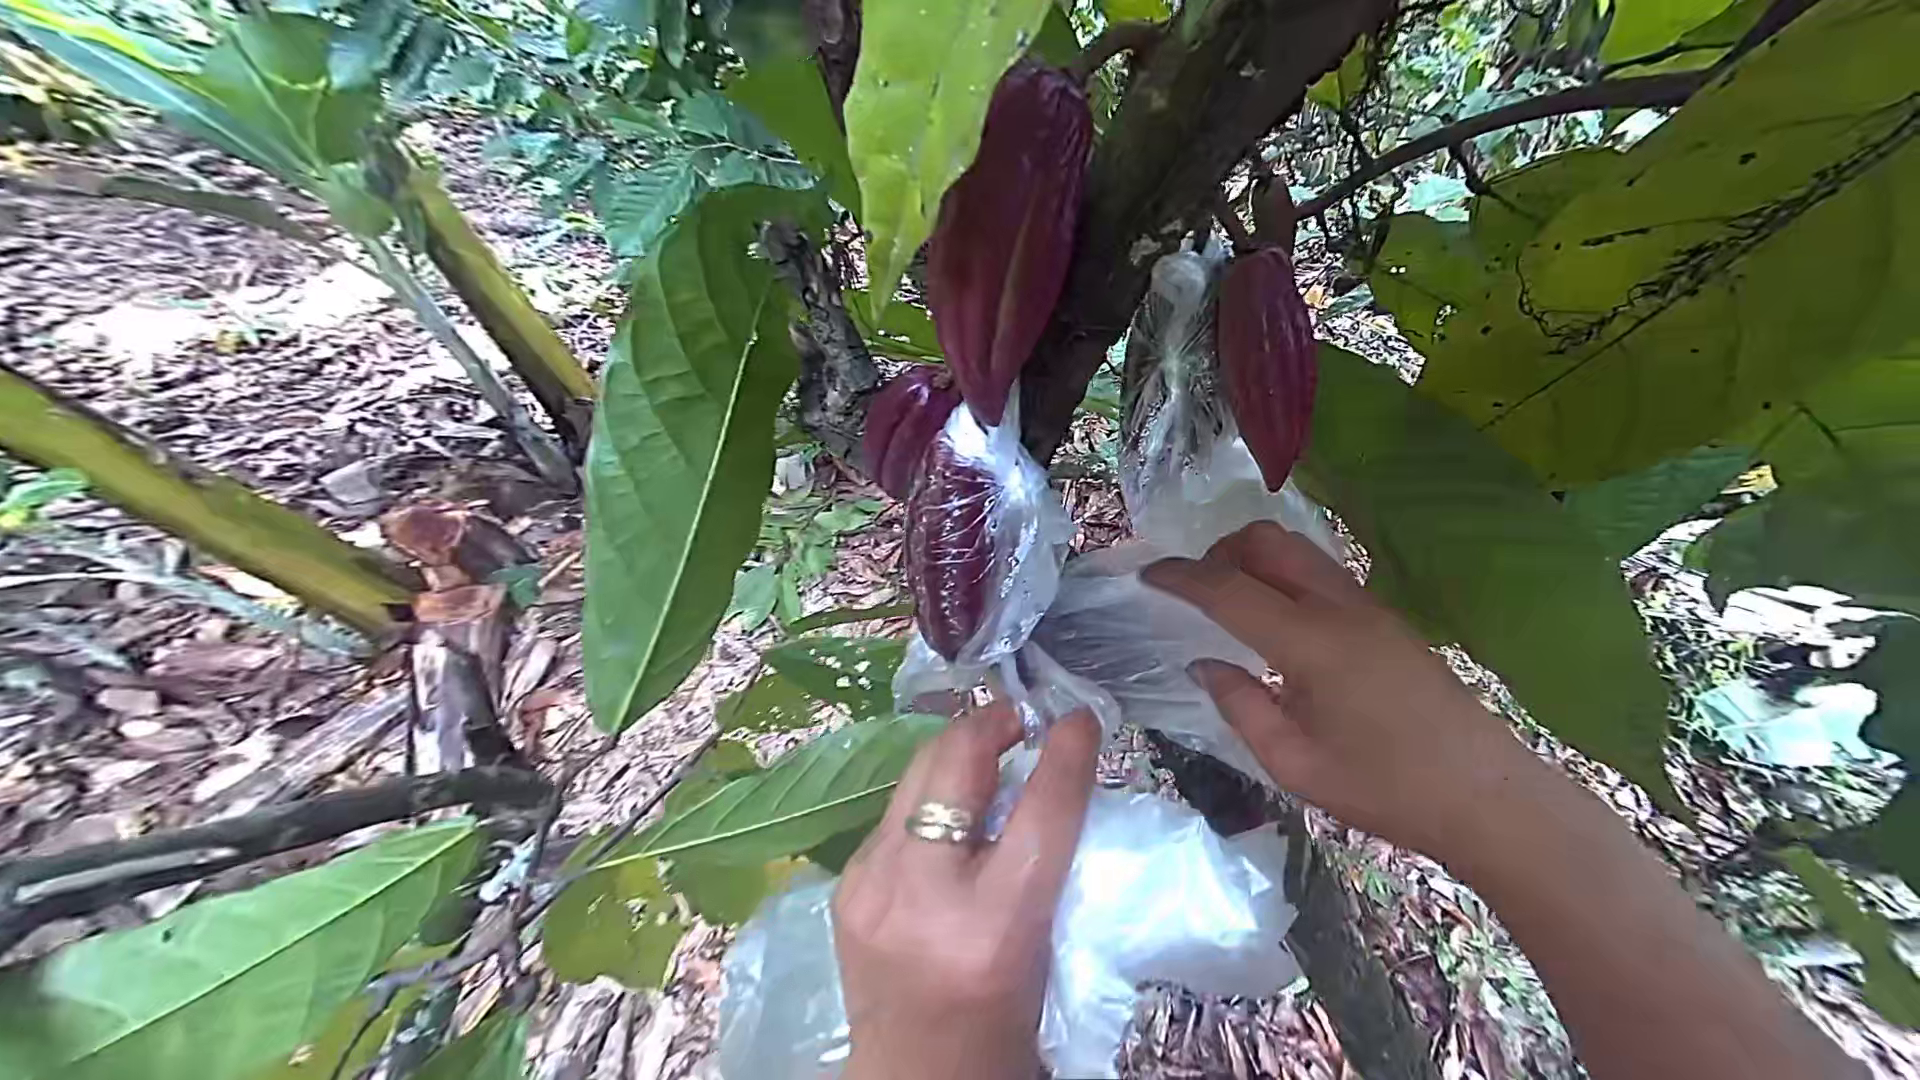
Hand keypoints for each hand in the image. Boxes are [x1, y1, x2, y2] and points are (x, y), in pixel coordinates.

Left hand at [833, 704, 1101, 1079]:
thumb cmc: (1002, 1018)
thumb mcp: (1044, 940)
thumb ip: (1045, 856)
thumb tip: (1048, 773)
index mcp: (994, 926)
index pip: (1041, 811)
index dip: (1065, 753)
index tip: (1077, 719)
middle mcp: (924, 894)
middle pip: (959, 762)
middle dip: (992, 723)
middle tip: (1019, 720)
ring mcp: (872, 881)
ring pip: (920, 768)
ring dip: (960, 749)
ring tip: (989, 748)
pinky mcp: (846, 880)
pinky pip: (897, 806)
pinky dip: (930, 791)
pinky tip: (948, 805)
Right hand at [1142, 521, 1549, 864]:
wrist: (1492, 800)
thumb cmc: (1385, 789)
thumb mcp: (1292, 762)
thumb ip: (1238, 704)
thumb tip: (1203, 663)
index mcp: (1310, 643)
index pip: (1228, 588)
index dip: (1180, 577)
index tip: (1148, 576)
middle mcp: (1339, 607)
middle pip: (1266, 541)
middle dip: (1218, 553)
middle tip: (1195, 590)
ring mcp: (1367, 606)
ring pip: (1294, 547)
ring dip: (1250, 558)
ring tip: (1230, 601)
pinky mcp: (1384, 616)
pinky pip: (1316, 569)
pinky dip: (1279, 572)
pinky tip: (1273, 619)